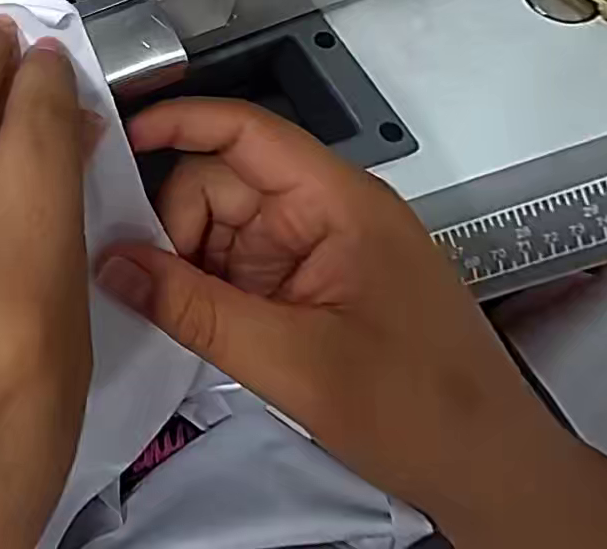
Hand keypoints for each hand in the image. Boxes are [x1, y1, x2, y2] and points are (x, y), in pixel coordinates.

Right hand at [96, 99, 606, 547]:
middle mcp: (315, 208)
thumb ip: (195, 310)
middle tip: (150, 280)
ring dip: (184, 258)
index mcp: (334, 199)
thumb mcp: (298, 363)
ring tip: (175, 308)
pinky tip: (194, 316)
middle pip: (217, 181)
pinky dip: (199, 281)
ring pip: (212, 222)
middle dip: (175, 225)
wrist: (497, 484)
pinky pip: (225, 258)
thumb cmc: (420, 412)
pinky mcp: (294, 277)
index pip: (246, 130)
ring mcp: (304, 243)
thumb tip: (109, 264)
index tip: (121, 141)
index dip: (180, 122)